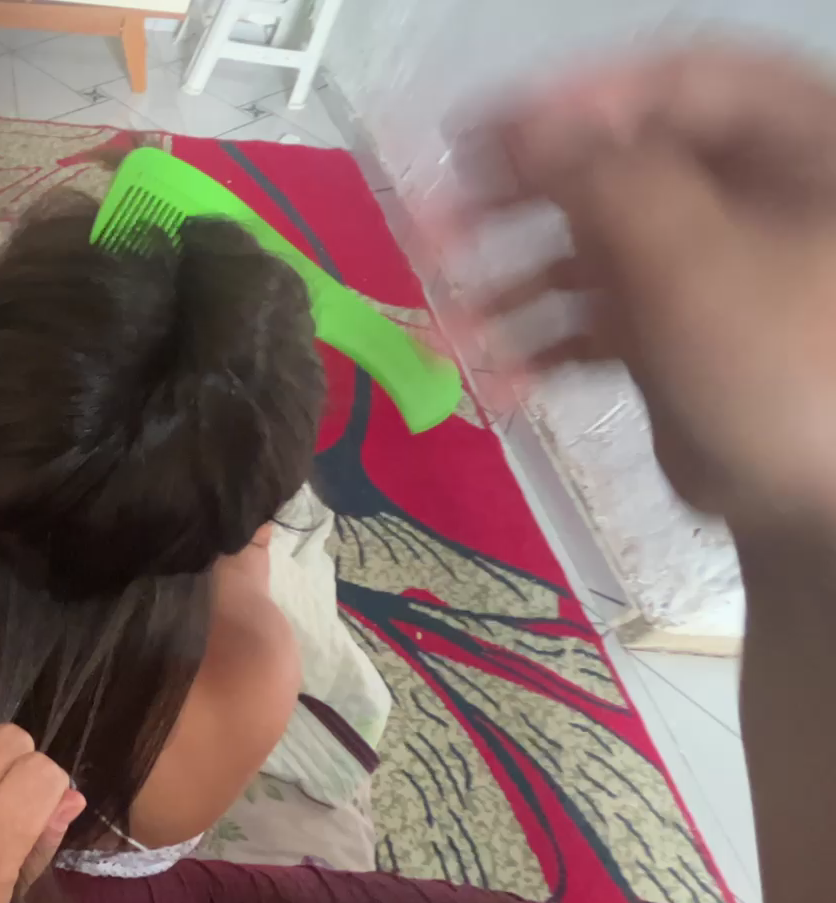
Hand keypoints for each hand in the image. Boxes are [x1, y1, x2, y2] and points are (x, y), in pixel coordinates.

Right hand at [460, 45, 835, 535]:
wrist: (822, 499)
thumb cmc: (788, 368)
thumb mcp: (696, 265)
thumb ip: (609, 185)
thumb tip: (524, 125)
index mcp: (794, 150)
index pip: (677, 83)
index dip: (573, 103)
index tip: (472, 141)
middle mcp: (743, 195)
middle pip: (606, 170)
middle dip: (506, 210)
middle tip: (425, 235)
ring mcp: (697, 264)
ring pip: (574, 254)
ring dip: (497, 296)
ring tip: (441, 338)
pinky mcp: (660, 326)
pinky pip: (577, 320)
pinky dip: (527, 350)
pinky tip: (494, 386)